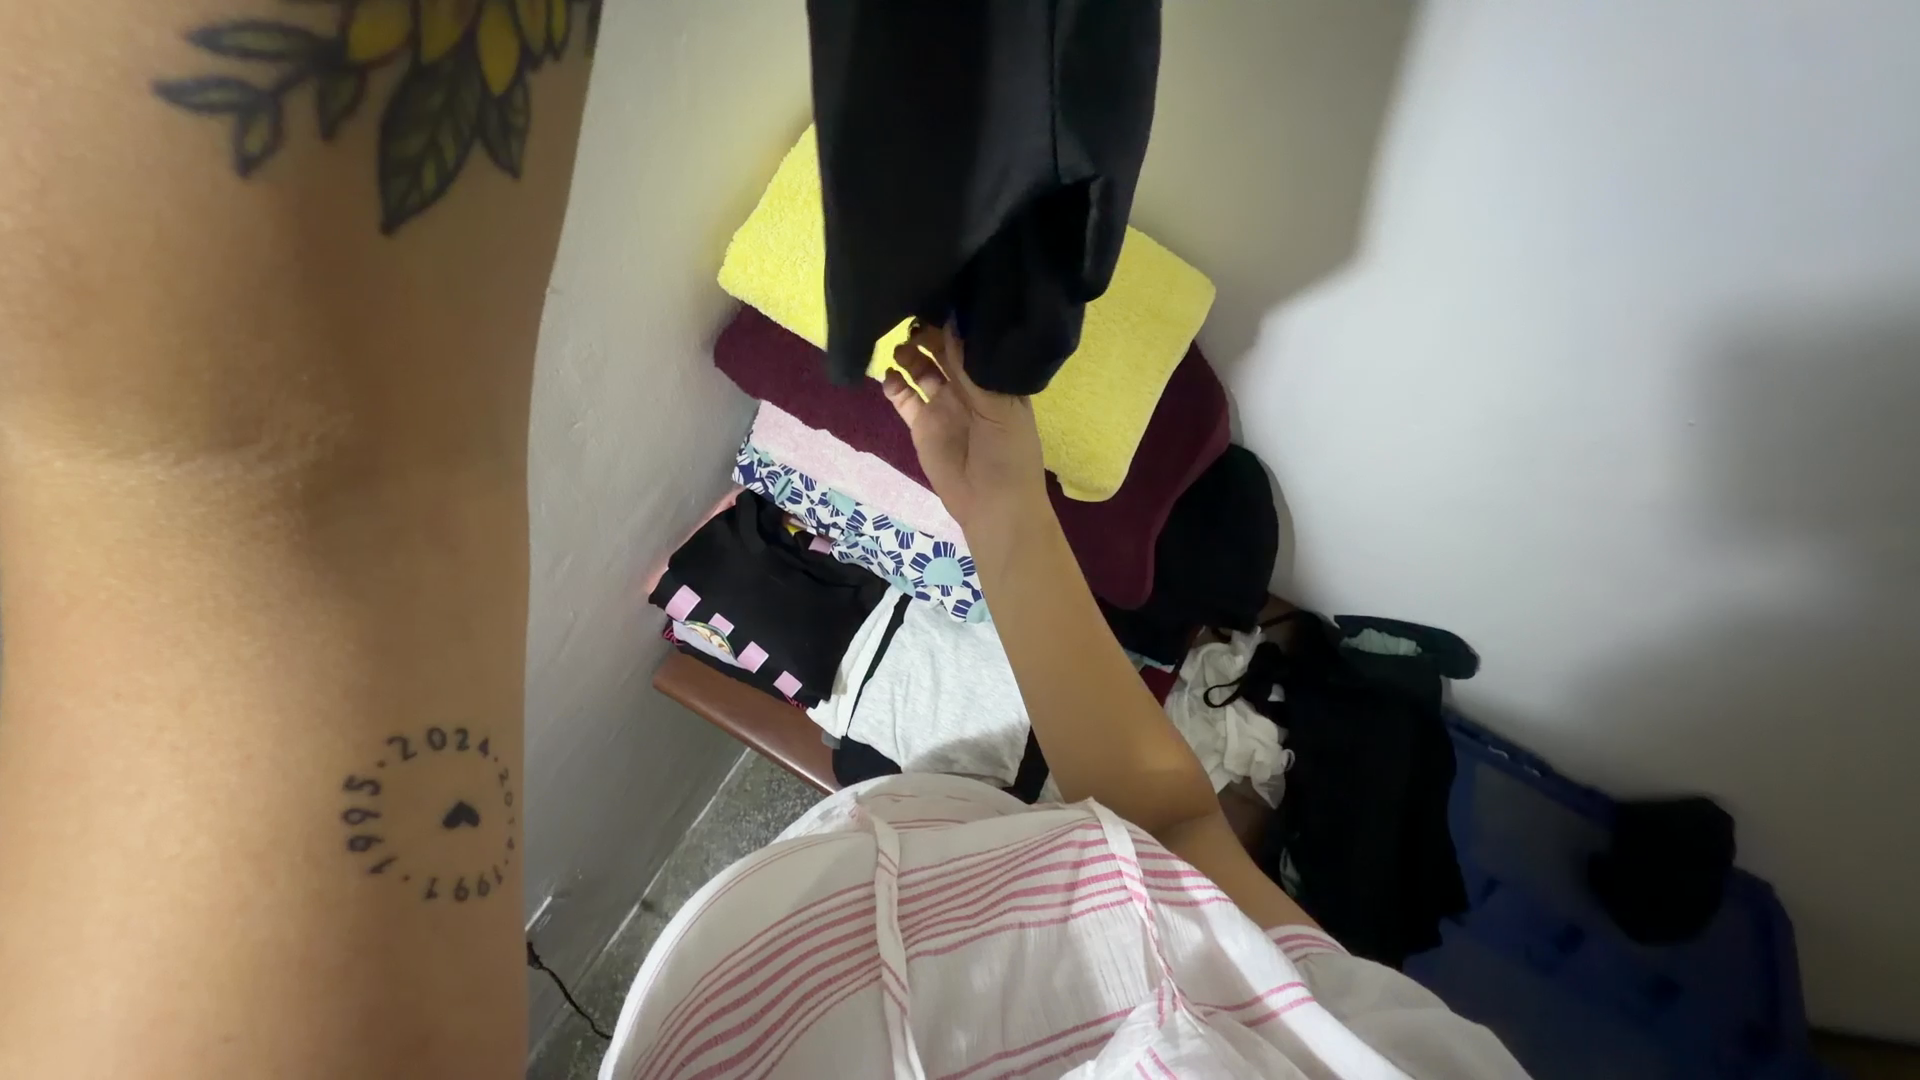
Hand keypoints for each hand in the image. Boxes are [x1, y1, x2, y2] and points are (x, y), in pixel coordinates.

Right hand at [882, 323, 1048, 541]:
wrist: (993, 505)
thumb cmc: (1009, 454)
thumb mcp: (1000, 407)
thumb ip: (974, 369)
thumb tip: (953, 323)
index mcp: (994, 378)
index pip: (973, 341)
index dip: (957, 321)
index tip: (941, 300)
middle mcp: (967, 386)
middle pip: (944, 349)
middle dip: (929, 332)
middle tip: (915, 319)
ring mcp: (943, 404)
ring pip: (921, 368)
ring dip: (910, 353)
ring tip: (902, 348)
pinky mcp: (921, 424)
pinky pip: (903, 397)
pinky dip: (893, 384)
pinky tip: (890, 376)